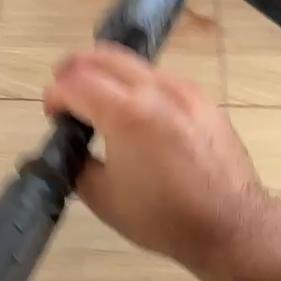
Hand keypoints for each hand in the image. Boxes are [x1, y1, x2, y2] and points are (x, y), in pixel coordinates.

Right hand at [43, 43, 265, 265]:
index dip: (56, 93)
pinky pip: (162, 80)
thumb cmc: (163, 217)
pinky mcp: (203, 99)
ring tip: (97, 95)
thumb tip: (72, 146)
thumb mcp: (103, 198)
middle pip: (106, 57)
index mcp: (128, 114)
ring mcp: (185, 90)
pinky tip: (137, 109)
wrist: (229, 222)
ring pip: (136, 65)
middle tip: (63, 83)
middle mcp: (157, 90)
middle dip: (77, 67)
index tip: (51, 111)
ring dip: (109, 73)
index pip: (78, 83)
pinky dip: (140, 86)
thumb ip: (79, 163)